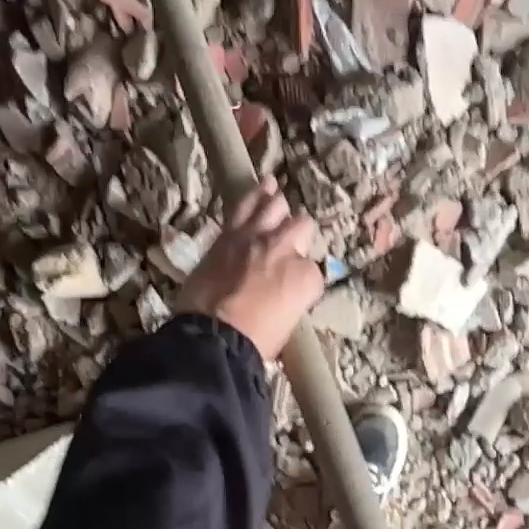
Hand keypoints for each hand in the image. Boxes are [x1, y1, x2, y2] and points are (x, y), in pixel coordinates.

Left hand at [177, 176, 323, 361]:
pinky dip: (255, 195)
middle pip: (302, 227)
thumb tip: (282, 295)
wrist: (214, 337)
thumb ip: (291, 300)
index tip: (294, 287)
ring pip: (275, 205)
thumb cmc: (255, 342)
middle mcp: (286, 249)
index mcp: (306, 279)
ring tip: (278, 194)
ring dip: (278, 204)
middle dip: (299, 235)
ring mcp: (257, 237)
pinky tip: (263, 186)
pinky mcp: (229, 233)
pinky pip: (246, 204)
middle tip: (291, 242)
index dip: (304, 277)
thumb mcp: (286, 326)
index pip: (314, 270)